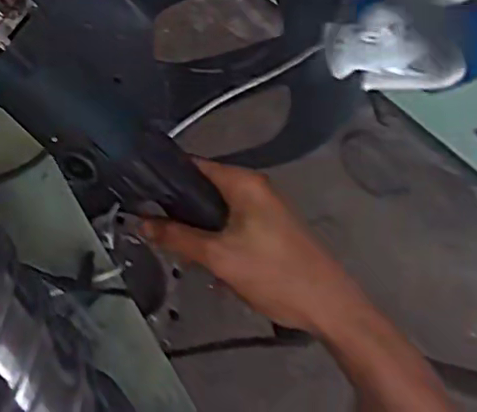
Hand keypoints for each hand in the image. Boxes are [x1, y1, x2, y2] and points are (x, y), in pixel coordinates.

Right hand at [140, 159, 369, 333]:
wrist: (334, 312)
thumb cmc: (277, 275)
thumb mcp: (219, 258)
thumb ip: (177, 237)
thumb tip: (142, 223)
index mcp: (242, 180)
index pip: (191, 164)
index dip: (164, 178)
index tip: (142, 195)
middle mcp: (254, 185)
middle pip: (203, 187)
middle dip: (184, 211)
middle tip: (164, 231)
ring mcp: (266, 206)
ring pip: (218, 208)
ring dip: (202, 228)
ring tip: (188, 249)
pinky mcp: (272, 227)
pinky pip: (234, 221)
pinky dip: (221, 236)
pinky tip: (215, 261)